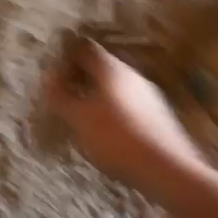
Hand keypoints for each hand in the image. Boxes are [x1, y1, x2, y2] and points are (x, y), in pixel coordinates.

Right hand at [45, 38, 206, 193]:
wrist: (169, 172)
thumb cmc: (117, 139)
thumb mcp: (79, 119)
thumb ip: (60, 96)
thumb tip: (48, 77)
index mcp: (111, 68)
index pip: (83, 46)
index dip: (65, 55)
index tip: (53, 74)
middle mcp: (132, 75)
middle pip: (100, 66)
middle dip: (80, 78)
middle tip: (65, 96)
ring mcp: (149, 95)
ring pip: (115, 86)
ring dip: (96, 95)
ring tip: (83, 117)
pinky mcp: (158, 117)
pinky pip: (129, 104)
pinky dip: (113, 110)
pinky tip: (108, 133)